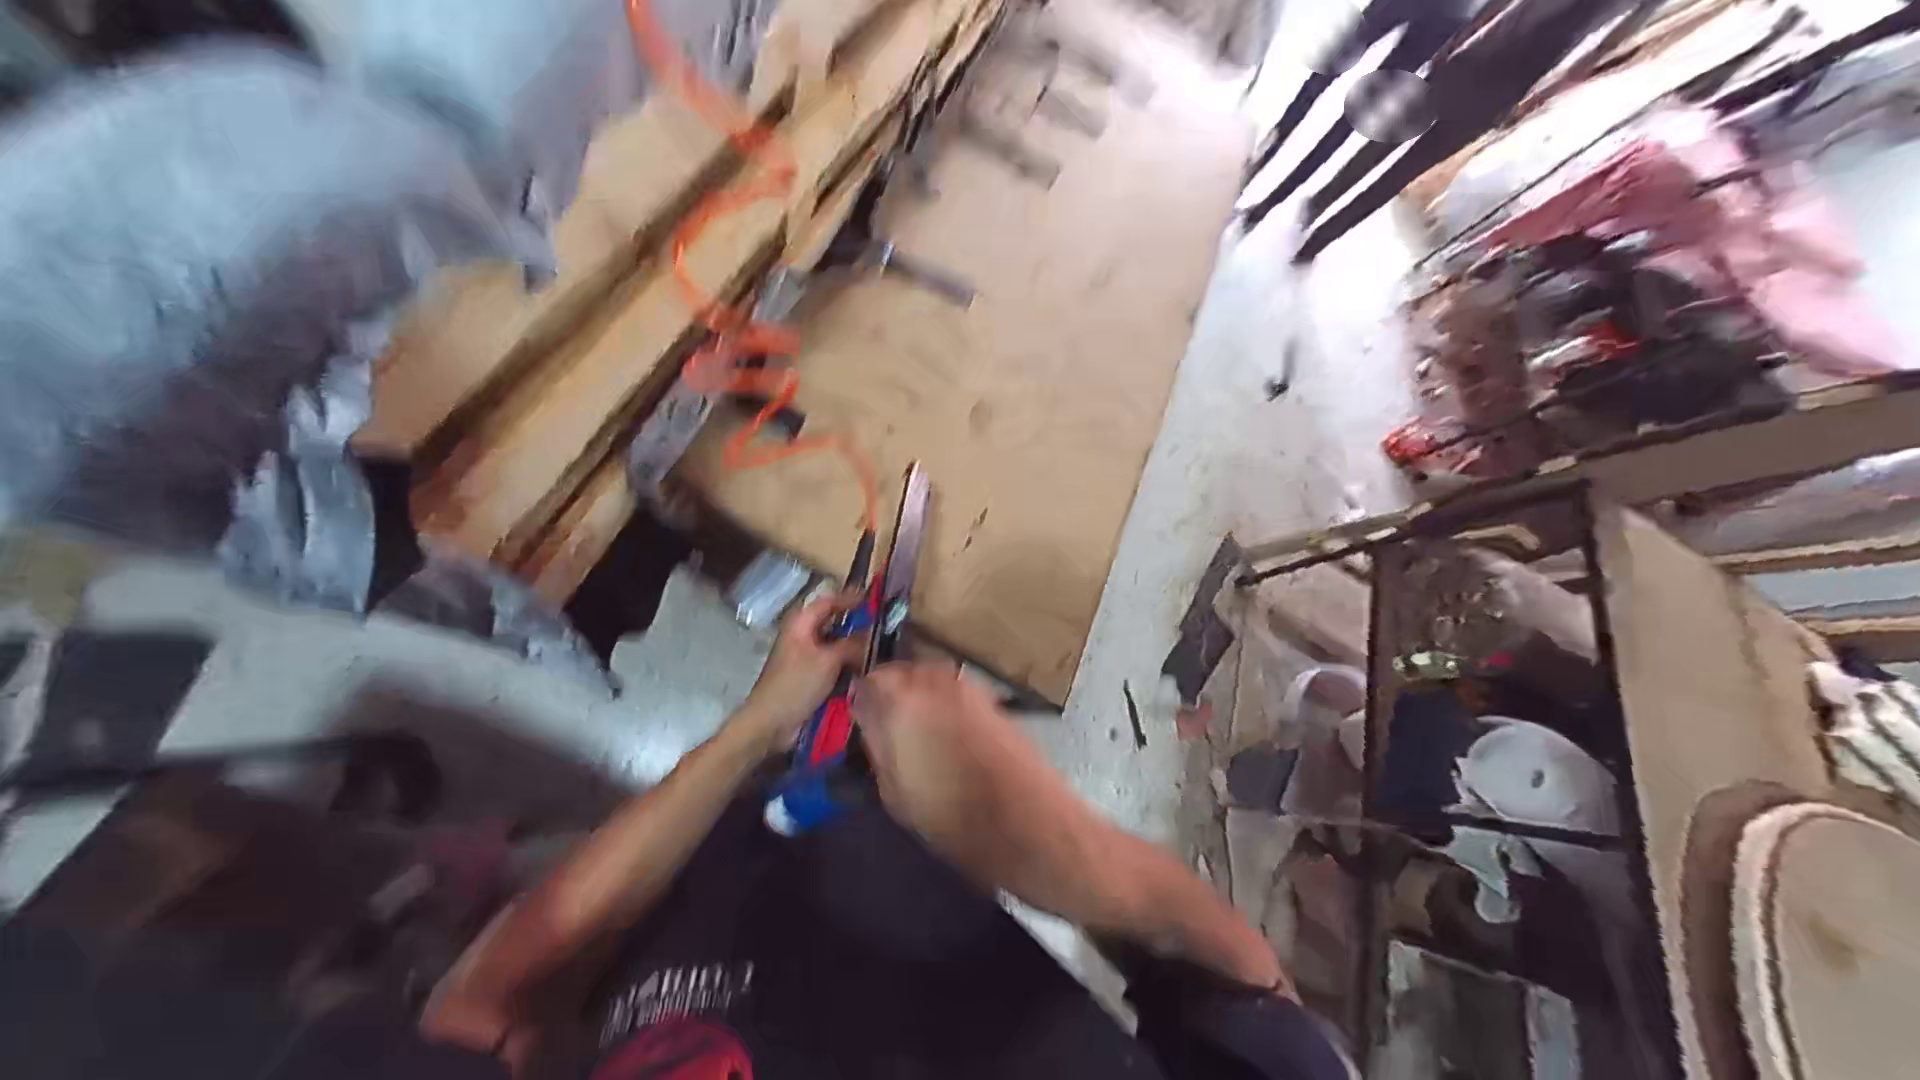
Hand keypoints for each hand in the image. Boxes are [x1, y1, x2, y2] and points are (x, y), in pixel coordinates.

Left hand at [734, 595, 866, 757]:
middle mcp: (803, 635)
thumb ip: (852, 644)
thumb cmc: (796, 684)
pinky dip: (848, 663)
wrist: (770, 722)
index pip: (828, 601)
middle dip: (856, 623)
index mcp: (801, 623)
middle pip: (833, 622)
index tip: (874, 599)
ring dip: (854, 645)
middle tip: (883, 624)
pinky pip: (834, 663)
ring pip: (835, 644)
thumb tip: (872, 634)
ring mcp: (806, 657)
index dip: (850, 598)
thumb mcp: (828, 660)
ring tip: (880, 645)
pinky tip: (866, 667)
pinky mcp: (810, 676)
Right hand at [854, 663, 1288, 992]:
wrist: (1043, 832)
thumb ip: (876, 745)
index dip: (859, 707)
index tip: (859, 732)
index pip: (864, 680)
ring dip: (914, 706)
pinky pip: (949, 695)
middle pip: (895, 675)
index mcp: (905, 699)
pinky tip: (945, 748)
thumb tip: (865, 717)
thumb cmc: (963, 826)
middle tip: (885, 742)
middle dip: (886, 701)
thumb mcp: (899, 797)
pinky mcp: (991, 700)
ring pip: (923, 683)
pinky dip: (939, 711)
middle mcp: (936, 679)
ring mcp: (968, 686)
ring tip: (916, 749)